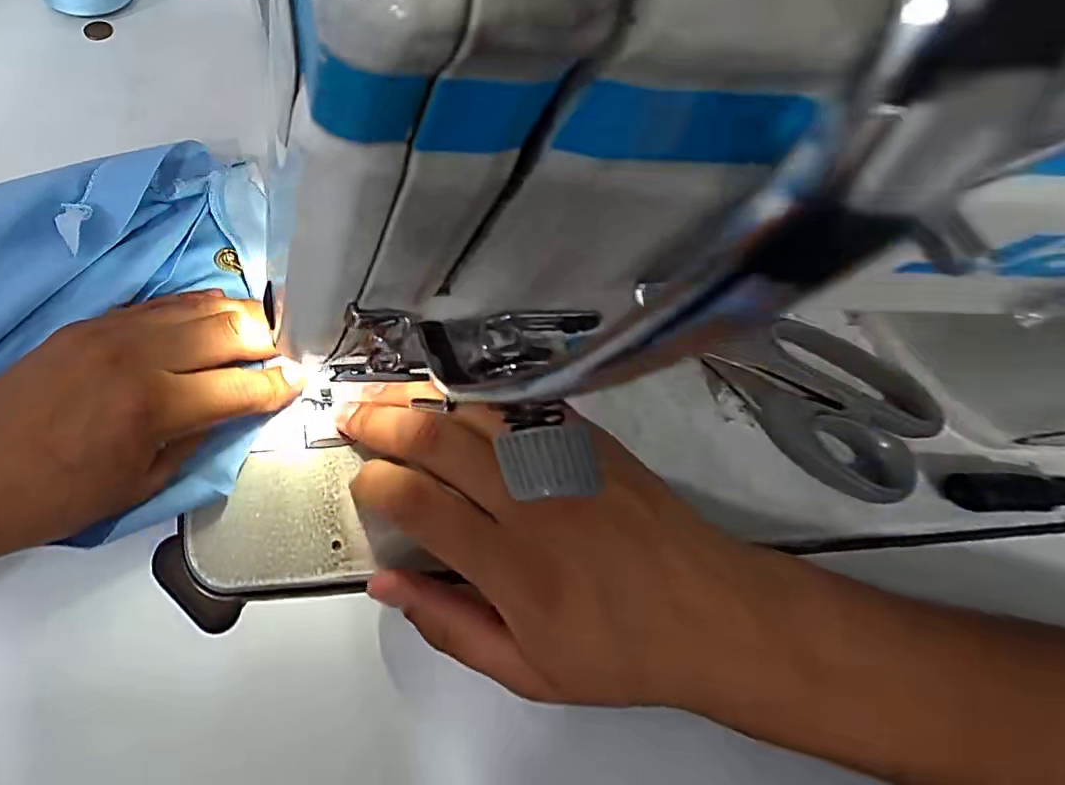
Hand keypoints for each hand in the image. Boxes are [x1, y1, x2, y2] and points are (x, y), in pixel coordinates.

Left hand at [0, 291, 303, 623]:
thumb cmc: (52, 498)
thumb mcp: (138, 487)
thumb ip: (195, 442)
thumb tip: (233, 410)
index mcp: (153, 408)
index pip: (239, 386)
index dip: (277, 384)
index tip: (299, 380)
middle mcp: (139, 355)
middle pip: (227, 329)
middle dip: (266, 339)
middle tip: (280, 352)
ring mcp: (113, 329)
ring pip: (197, 305)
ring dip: (235, 316)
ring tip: (255, 330)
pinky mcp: (92, 320)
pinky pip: (159, 303)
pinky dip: (193, 308)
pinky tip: (207, 316)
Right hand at [339, 386, 805, 714]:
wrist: (713, 612)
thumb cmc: (619, 650)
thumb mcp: (527, 669)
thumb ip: (447, 625)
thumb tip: (385, 585)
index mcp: (513, 565)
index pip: (418, 503)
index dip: (375, 483)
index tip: (362, 482)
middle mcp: (530, 500)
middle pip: (434, 440)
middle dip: (379, 422)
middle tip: (351, 418)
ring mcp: (557, 459)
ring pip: (467, 410)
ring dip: (416, 400)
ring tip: (383, 400)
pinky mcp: (581, 436)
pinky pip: (510, 402)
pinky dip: (468, 396)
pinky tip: (444, 397)